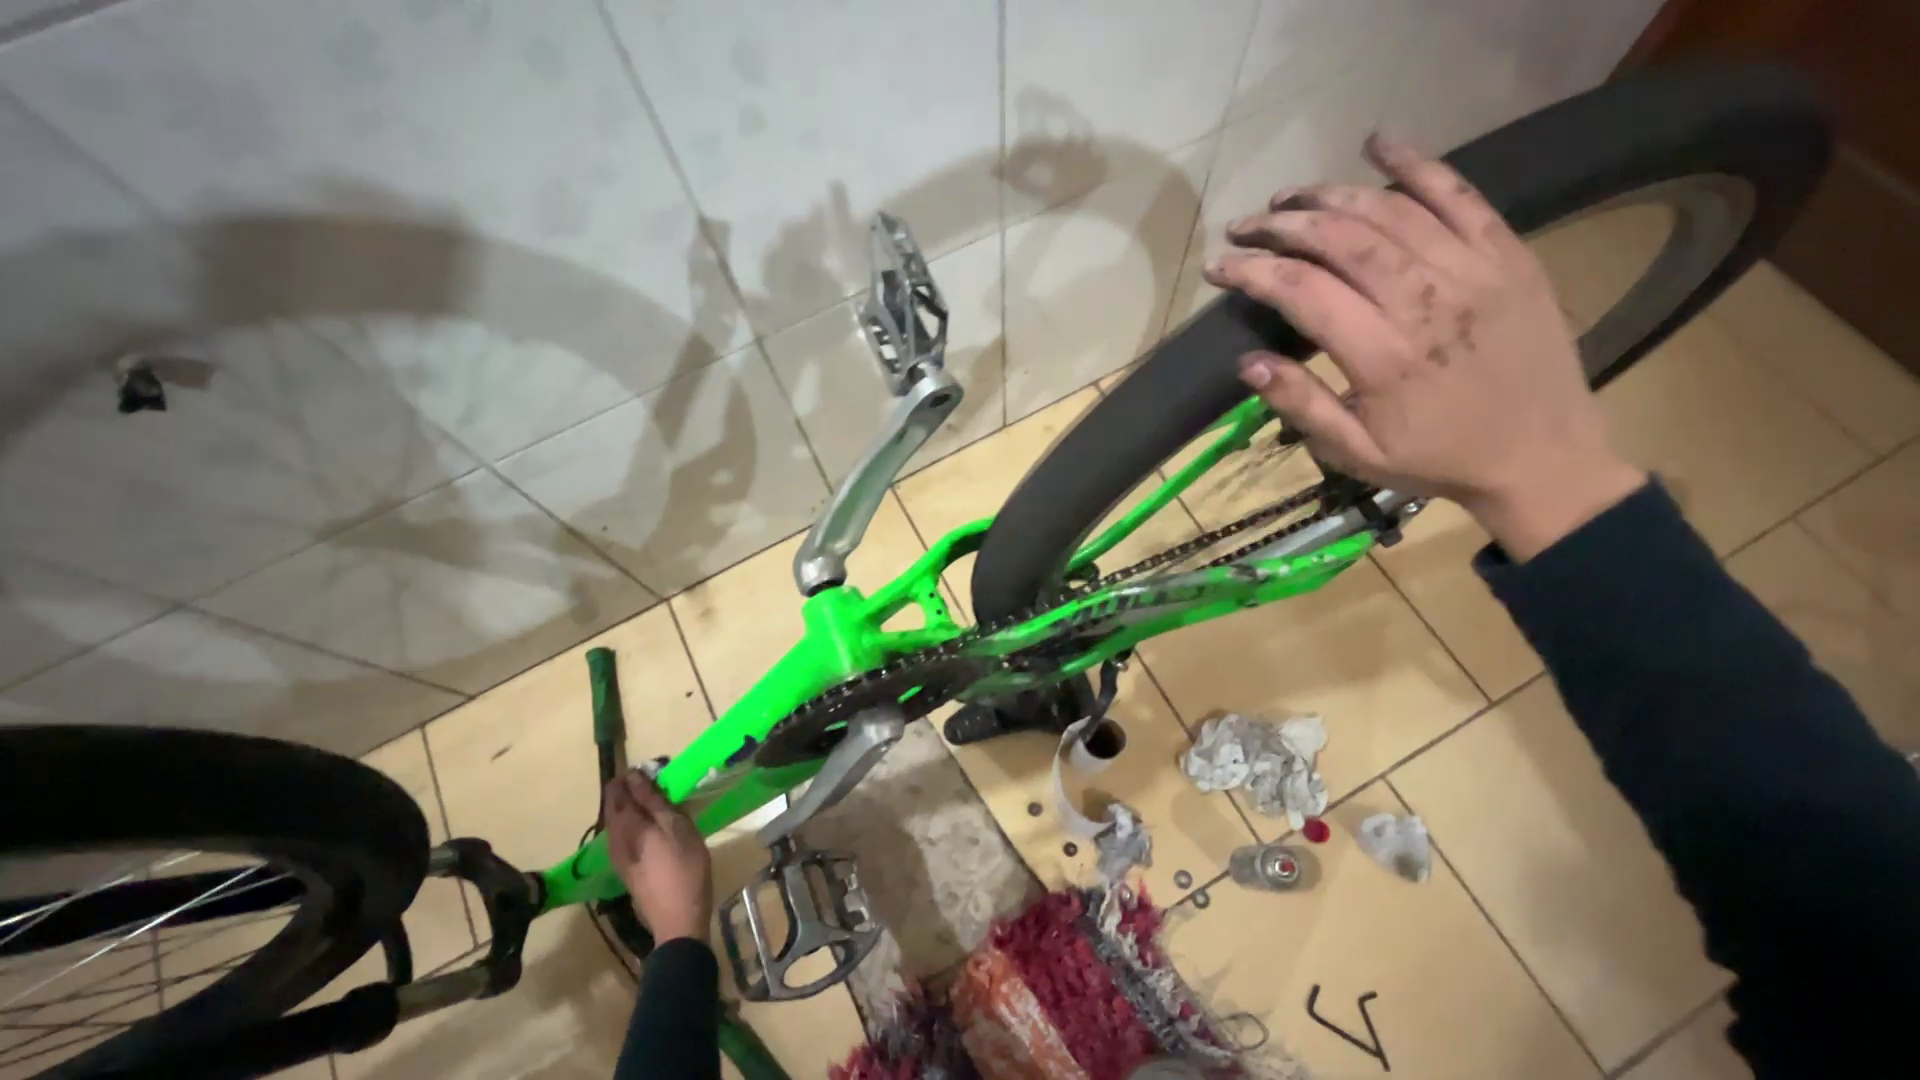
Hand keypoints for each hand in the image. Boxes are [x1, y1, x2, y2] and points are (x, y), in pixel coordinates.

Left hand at [602, 769, 712, 943]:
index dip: (633, 775)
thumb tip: (635, 775)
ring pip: (618, 820)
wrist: (678, 919)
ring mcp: (617, 855)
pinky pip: (623, 835)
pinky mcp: (625, 868)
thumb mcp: (676, 827)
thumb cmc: (684, 868)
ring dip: (634, 807)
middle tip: (659, 784)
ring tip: (658, 802)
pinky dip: (634, 823)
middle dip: (631, 789)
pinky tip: (652, 827)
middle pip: (614, 804)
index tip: (654, 769)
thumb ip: (653, 800)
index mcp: (625, 824)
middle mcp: (613, 837)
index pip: (618, 788)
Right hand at [1205, 132, 1646, 559]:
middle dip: (1282, 226)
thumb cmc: (1437, 459)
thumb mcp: (1355, 453)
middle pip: (1340, 238)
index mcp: (1383, 357)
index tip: (1218, 267)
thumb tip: (1247, 362)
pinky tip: (1377, 144)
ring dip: (1331, 196)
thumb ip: (1301, 405)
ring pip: (1390, 211)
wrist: (1543, 457)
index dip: (1252, 271)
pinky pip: (1460, 194)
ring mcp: (1473, 270)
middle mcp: (1425, 301)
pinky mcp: (1508, 254)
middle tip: (1246, 226)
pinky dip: (1417, 164)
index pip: (1301, 291)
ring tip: (1291, 199)